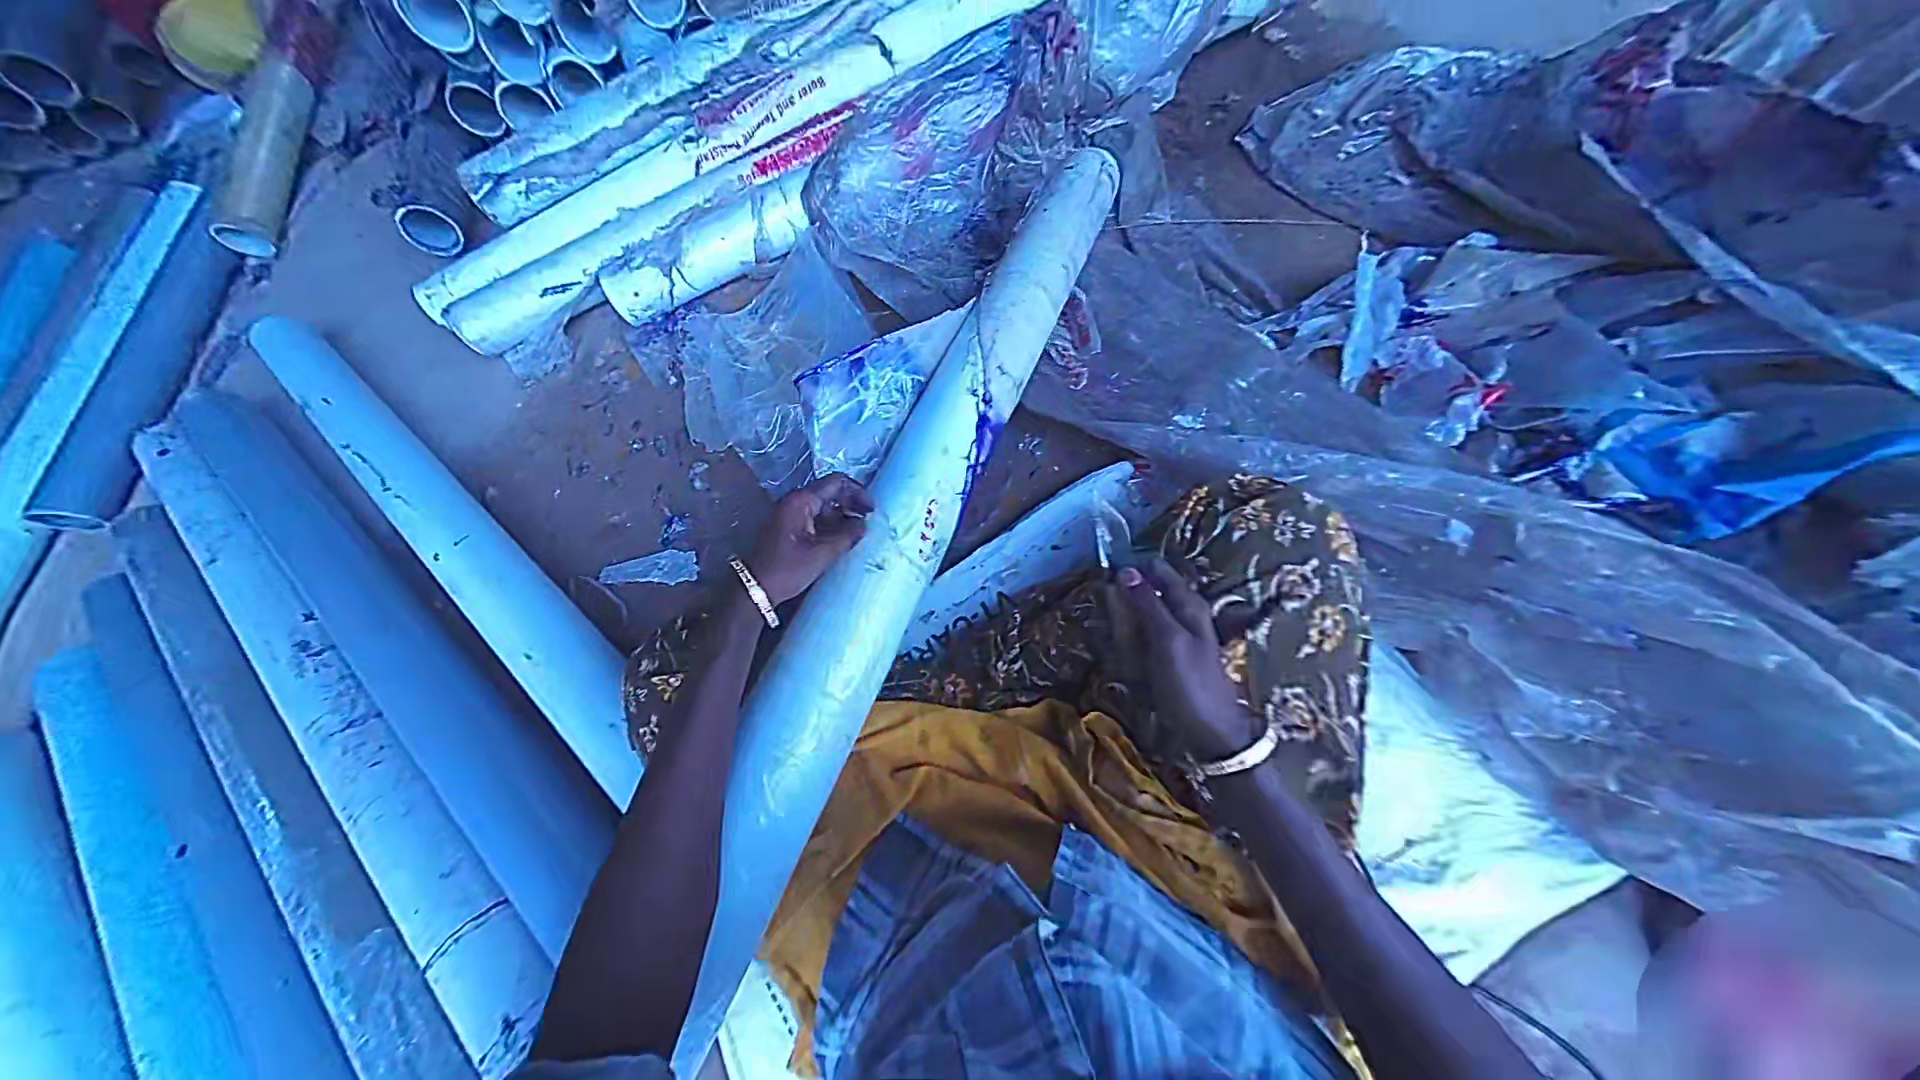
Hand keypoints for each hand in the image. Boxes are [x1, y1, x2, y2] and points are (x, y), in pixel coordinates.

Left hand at [745, 474, 872, 605]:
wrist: (756, 588)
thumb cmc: (788, 569)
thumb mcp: (822, 553)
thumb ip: (848, 536)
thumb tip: (866, 524)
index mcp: (801, 501)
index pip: (836, 483)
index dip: (858, 492)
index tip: (871, 510)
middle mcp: (796, 502)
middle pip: (831, 493)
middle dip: (853, 504)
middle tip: (870, 521)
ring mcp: (793, 514)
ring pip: (826, 507)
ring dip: (845, 517)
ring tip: (861, 532)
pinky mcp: (793, 527)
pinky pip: (818, 519)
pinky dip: (834, 526)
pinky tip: (846, 539)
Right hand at [1111, 558, 1262, 760]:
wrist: (1211, 734)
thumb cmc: (1191, 683)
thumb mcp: (1167, 639)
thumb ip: (1148, 603)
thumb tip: (1126, 570)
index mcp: (1189, 604)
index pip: (1157, 571)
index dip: (1133, 569)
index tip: (1105, 573)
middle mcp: (1184, 615)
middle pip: (1148, 593)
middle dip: (1125, 601)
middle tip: (1112, 617)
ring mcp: (1176, 637)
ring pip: (1142, 617)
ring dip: (1125, 626)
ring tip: (1118, 642)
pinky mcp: (1167, 658)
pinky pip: (1142, 640)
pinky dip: (1130, 645)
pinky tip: (1124, 655)